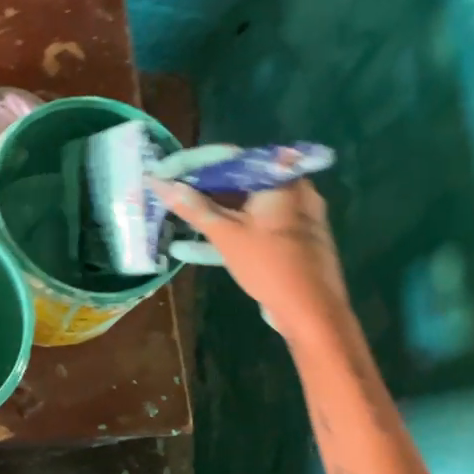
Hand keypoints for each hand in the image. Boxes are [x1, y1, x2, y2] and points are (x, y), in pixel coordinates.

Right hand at [149, 177, 351, 342]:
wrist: (313, 314)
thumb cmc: (270, 265)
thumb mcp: (226, 234)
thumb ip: (193, 207)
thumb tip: (160, 183)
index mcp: (281, 181)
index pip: (232, 160)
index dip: (195, 164)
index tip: (168, 171)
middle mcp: (291, 192)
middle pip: (238, 183)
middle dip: (200, 192)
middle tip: (169, 194)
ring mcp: (292, 219)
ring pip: (243, 208)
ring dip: (209, 216)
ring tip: (174, 219)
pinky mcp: (289, 242)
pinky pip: (253, 228)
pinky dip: (227, 233)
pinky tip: (190, 248)